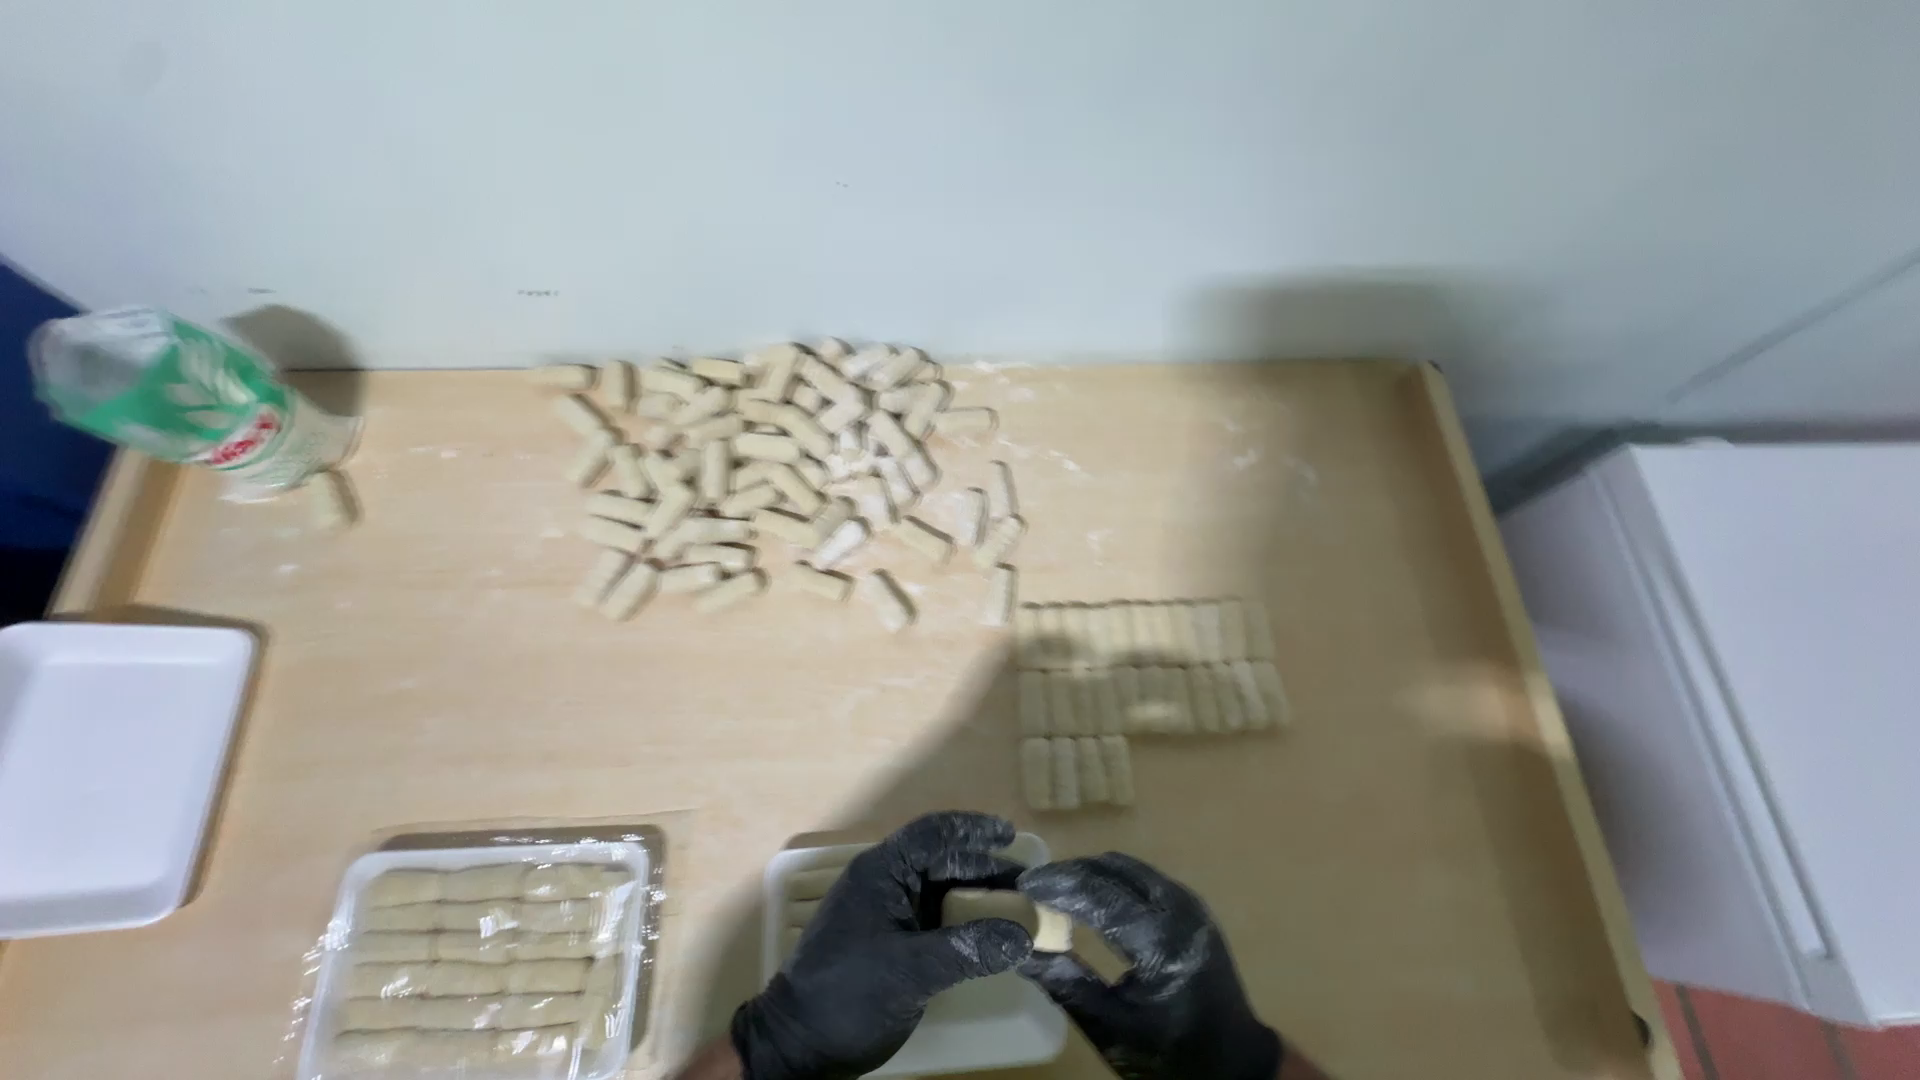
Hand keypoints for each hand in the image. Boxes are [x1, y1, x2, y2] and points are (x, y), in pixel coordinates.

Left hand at [729, 811, 1034, 1078]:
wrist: (800, 1045)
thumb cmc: (846, 992)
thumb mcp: (909, 970)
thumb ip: (966, 949)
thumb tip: (1022, 936)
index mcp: (881, 871)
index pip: (932, 833)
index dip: (972, 829)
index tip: (1009, 836)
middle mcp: (887, 882)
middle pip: (944, 861)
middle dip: (986, 869)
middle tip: (1029, 886)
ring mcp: (891, 912)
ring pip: (944, 891)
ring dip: (979, 897)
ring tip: (1020, 908)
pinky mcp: (896, 941)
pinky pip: (939, 920)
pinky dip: (967, 923)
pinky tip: (992, 935)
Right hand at [1018, 853, 1283, 1079]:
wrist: (1238, 1064)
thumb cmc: (1172, 1056)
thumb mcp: (1112, 1031)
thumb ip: (1066, 985)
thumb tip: (1020, 950)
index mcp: (1161, 943)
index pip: (1097, 894)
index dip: (1056, 884)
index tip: (1022, 884)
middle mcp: (1178, 909)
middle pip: (1110, 869)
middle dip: (1069, 873)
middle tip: (1034, 887)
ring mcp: (1189, 901)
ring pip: (1125, 866)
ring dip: (1089, 873)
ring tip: (1055, 891)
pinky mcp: (1191, 903)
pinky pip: (1141, 876)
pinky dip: (1110, 879)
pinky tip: (1089, 898)